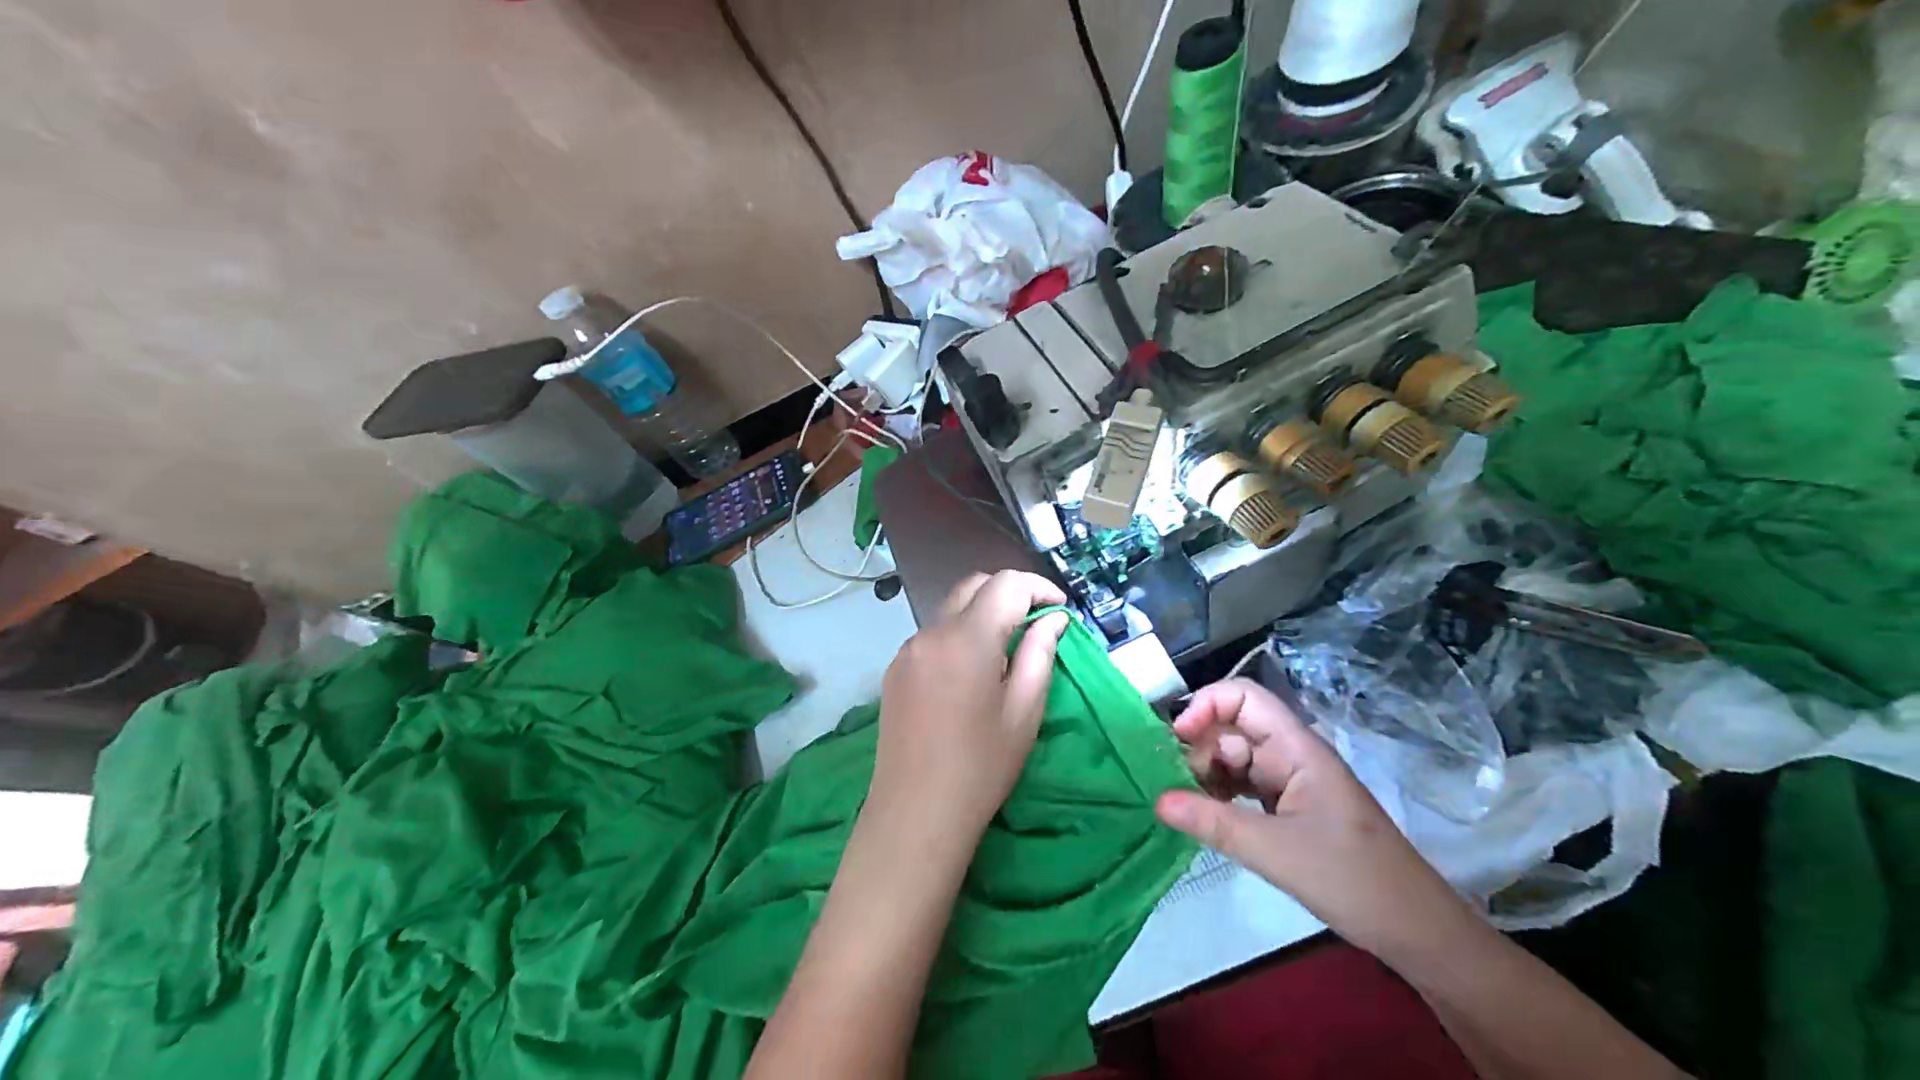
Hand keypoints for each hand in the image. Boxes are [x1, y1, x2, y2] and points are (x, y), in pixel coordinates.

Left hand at [870, 570, 1069, 846]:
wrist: (915, 812)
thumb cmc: (981, 766)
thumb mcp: (1024, 710)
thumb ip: (1041, 652)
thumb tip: (1052, 619)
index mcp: (966, 638)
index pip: (1005, 584)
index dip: (1038, 587)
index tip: (1060, 609)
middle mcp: (930, 632)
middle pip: (973, 586)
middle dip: (1009, 593)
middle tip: (1037, 622)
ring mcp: (907, 650)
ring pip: (951, 609)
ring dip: (982, 614)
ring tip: (1007, 650)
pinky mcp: (895, 669)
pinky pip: (933, 635)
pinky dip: (959, 636)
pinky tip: (971, 672)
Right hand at [1155, 679, 1469, 955]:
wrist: (1416, 930)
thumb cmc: (1352, 880)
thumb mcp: (1275, 852)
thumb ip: (1213, 822)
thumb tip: (1156, 800)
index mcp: (1297, 749)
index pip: (1244, 697)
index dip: (1206, 705)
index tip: (1177, 739)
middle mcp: (1292, 756)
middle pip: (1233, 728)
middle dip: (1199, 748)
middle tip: (1176, 786)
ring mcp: (1291, 782)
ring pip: (1235, 759)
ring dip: (1207, 774)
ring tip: (1186, 805)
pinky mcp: (1290, 808)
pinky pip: (1244, 786)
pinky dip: (1220, 796)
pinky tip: (1206, 816)